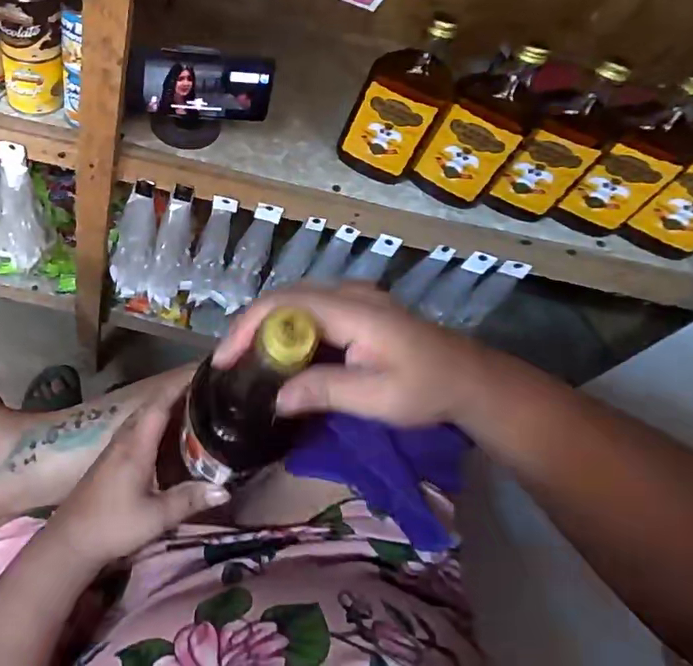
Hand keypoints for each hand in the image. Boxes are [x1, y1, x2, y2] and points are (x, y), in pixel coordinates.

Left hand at [42, 379, 227, 566]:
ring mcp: (116, 445)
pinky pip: (139, 427)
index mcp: (137, 442)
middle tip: (208, 391)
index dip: (181, 384)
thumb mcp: (156, 516)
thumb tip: (225, 490)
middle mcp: (126, 436)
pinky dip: (158, 422)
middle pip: (154, 404)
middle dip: (179, 392)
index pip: (160, 401)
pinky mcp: (112, 456)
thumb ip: (189, 500)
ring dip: (168, 407)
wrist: (69, 541)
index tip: (204, 374)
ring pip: (145, 415)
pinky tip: (170, 434)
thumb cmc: (112, 525)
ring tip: (195, 407)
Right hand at [213, 284, 493, 426]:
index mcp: (351, 311)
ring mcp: (353, 296)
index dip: (248, 327)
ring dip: (267, 325)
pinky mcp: (357, 305)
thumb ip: (324, 391)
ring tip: (246, 358)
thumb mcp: (376, 398)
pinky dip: (287, 326)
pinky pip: (310, 307)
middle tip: (229, 362)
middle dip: (250, 326)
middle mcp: (348, 293)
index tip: (225, 360)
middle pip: (285, 297)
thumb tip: (275, 398)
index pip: (285, 306)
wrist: (467, 376)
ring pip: (295, 299)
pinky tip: (280, 351)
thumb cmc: (425, 389)